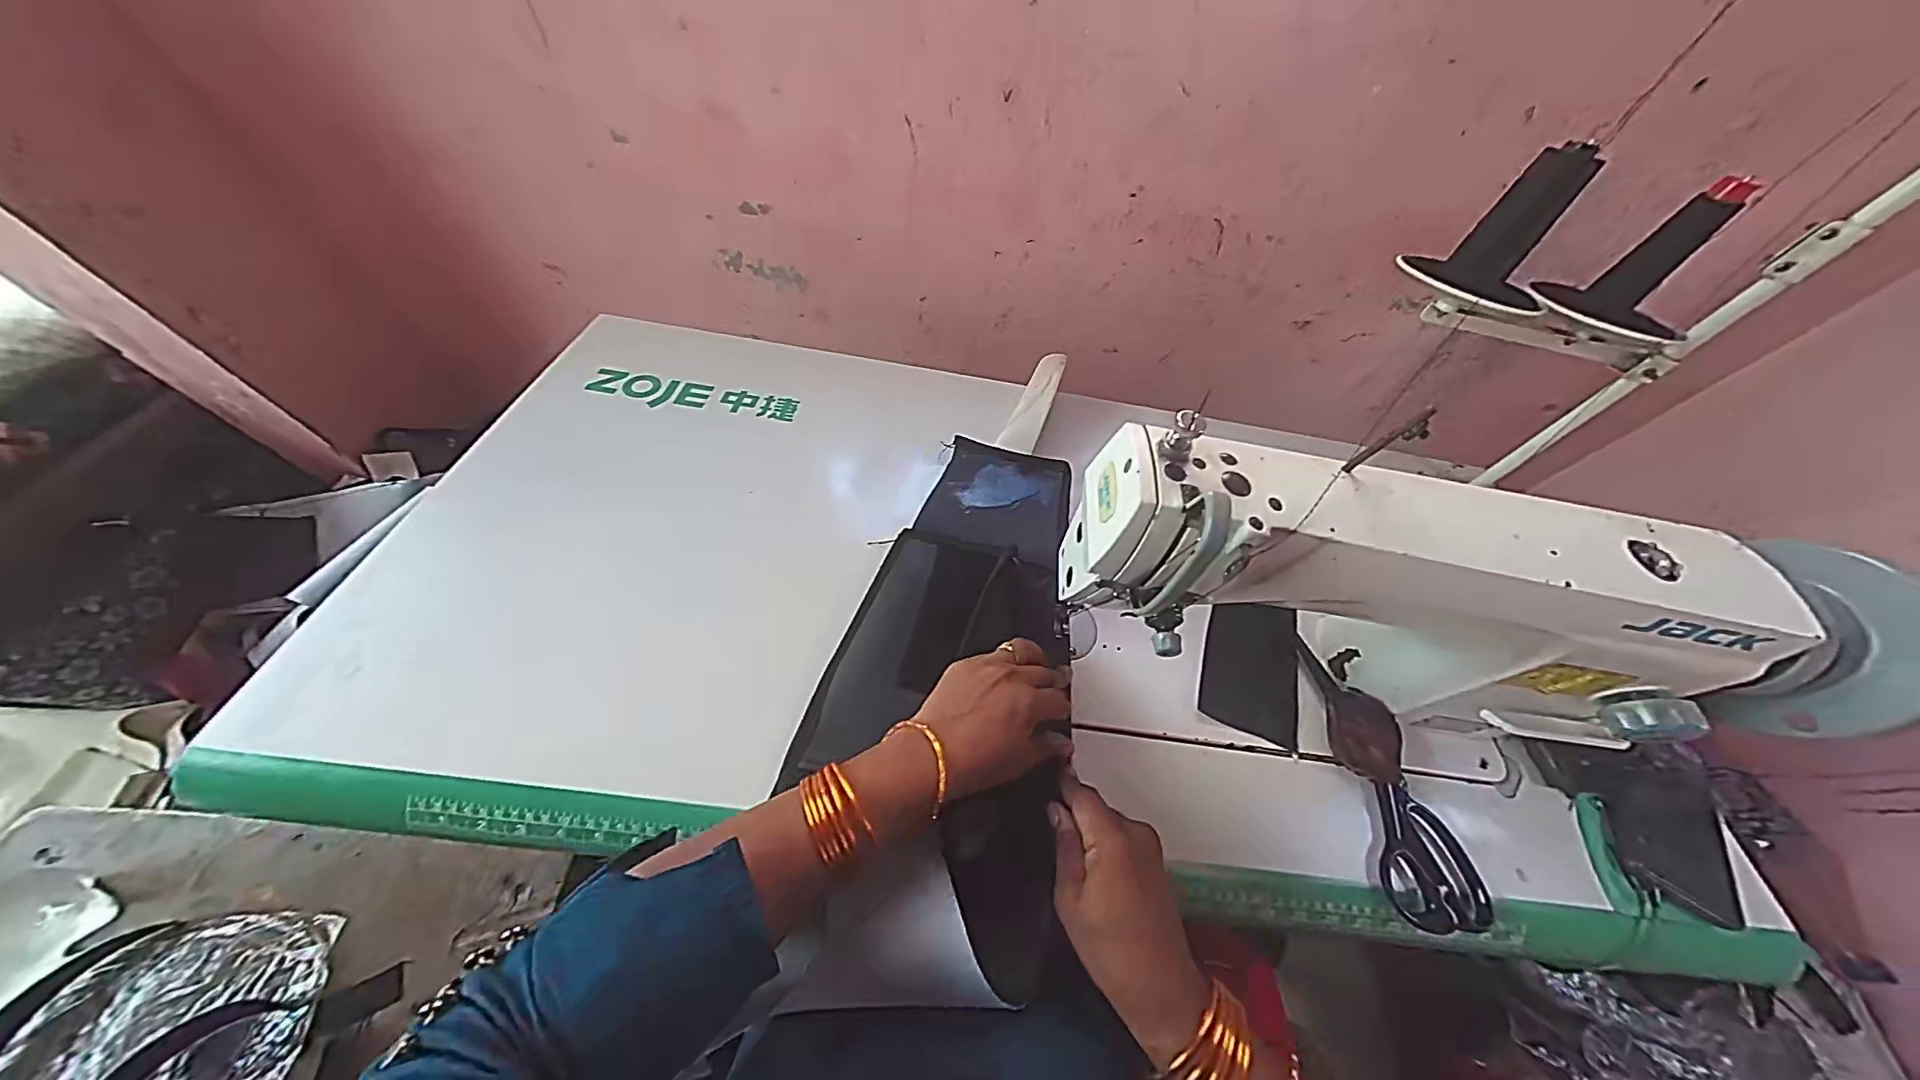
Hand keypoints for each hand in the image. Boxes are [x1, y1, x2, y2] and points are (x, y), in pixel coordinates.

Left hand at [909, 639, 1071, 797]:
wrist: (931, 755)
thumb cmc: (969, 761)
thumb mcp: (1019, 762)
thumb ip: (1045, 748)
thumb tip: (1059, 744)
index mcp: (1030, 702)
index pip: (1059, 700)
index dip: (1063, 708)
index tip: (1059, 713)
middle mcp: (1011, 679)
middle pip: (1045, 673)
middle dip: (1054, 682)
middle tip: (1055, 688)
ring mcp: (987, 668)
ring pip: (1021, 651)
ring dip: (1034, 659)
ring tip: (1038, 663)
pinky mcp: (965, 665)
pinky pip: (992, 653)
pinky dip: (1002, 660)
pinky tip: (1002, 668)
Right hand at [1051, 773, 1210, 1069]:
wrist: (1159, 986)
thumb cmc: (1111, 949)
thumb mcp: (1068, 897)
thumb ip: (1063, 845)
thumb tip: (1056, 811)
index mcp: (1112, 837)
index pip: (1081, 792)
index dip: (1060, 785)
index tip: (1043, 780)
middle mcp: (1136, 832)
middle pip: (1095, 807)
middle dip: (1074, 816)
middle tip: (1051, 839)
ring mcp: (1150, 846)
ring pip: (1109, 822)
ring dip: (1091, 833)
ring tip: (1075, 869)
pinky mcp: (1156, 859)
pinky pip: (1123, 838)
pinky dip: (1107, 846)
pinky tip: (1096, 877)